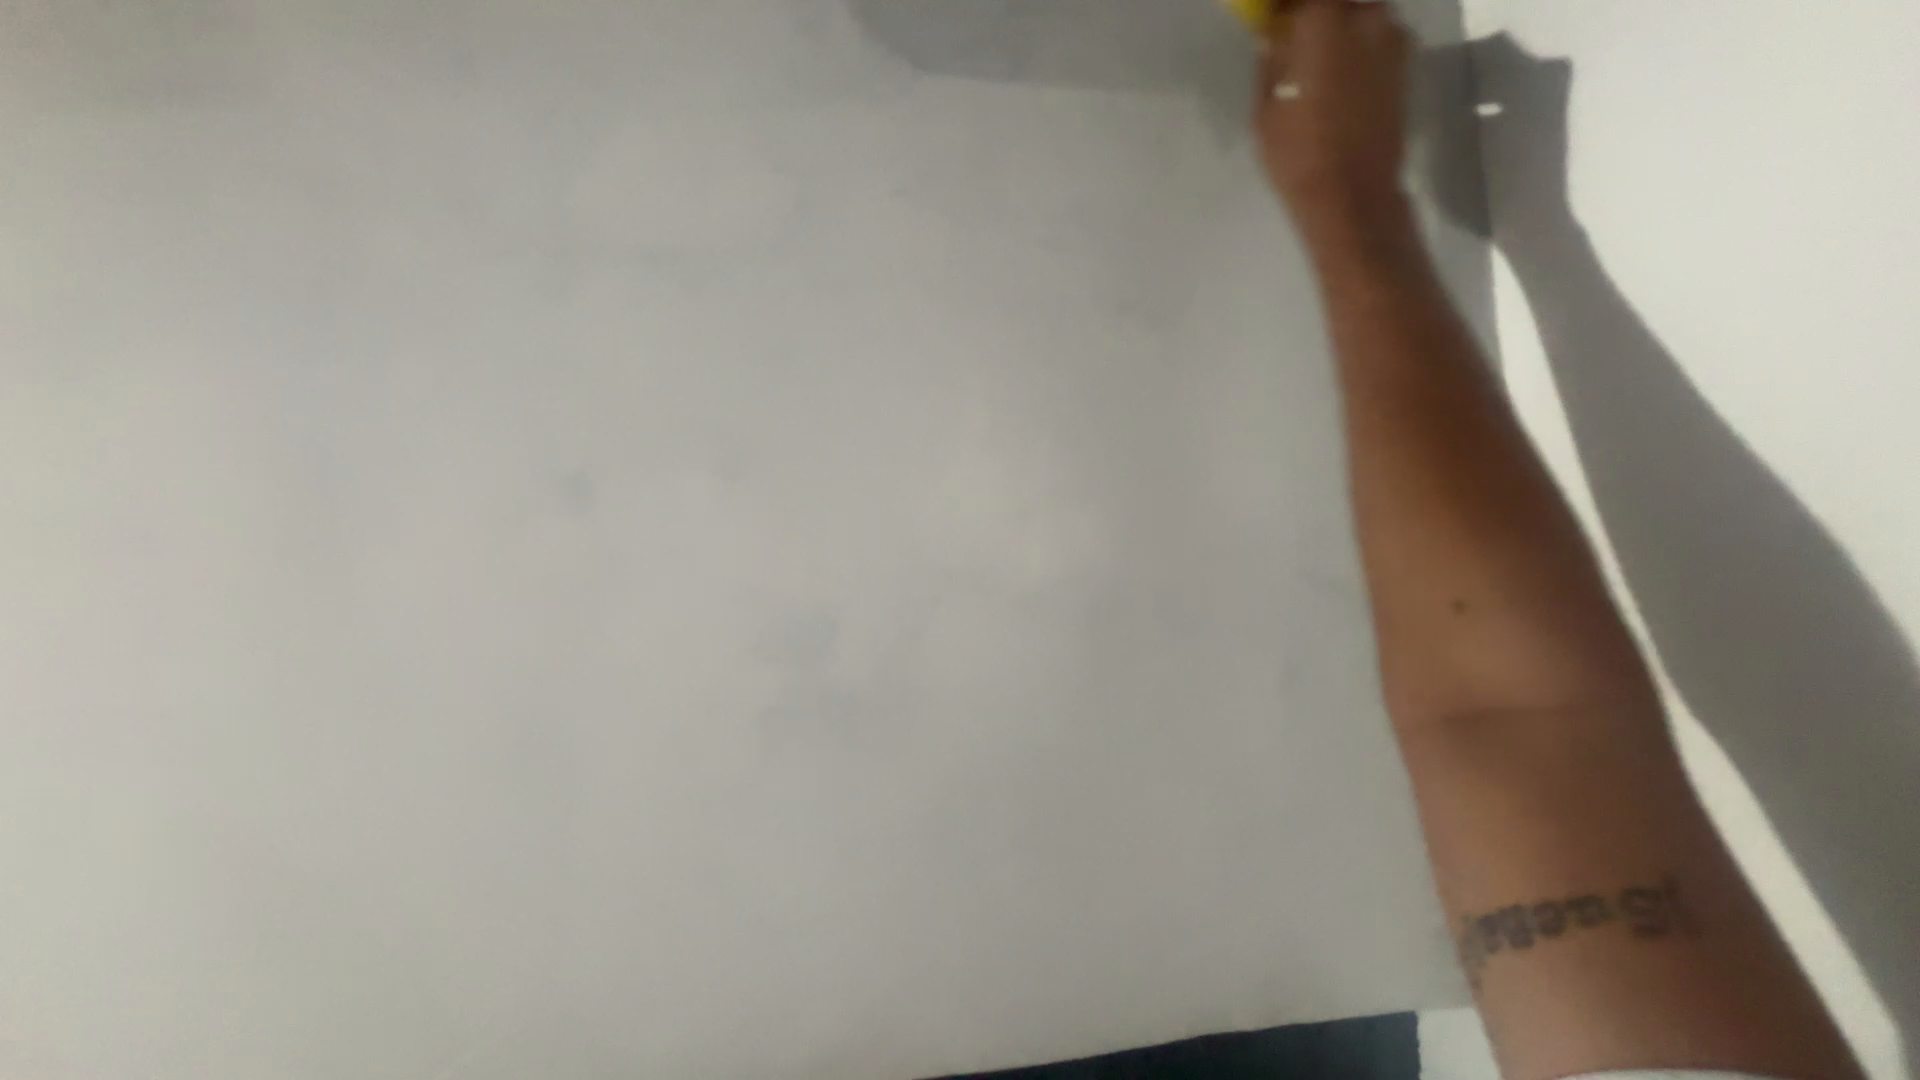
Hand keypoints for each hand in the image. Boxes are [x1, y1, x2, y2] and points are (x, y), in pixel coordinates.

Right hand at [1254, 0, 1413, 236]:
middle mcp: (1367, 16)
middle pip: (1341, 2)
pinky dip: (1360, 47)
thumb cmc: (1297, 154)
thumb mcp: (1266, 110)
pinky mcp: (1405, 65)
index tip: (1276, 18)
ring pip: (1364, 15)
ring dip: (1343, 28)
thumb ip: (1273, 62)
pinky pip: (1378, 38)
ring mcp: (1393, 38)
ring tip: (1320, 58)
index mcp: (1325, 20)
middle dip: (1320, 15)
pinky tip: (1341, 75)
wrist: (1353, 195)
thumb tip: (1277, 37)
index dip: (1288, 7)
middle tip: (1298, 36)